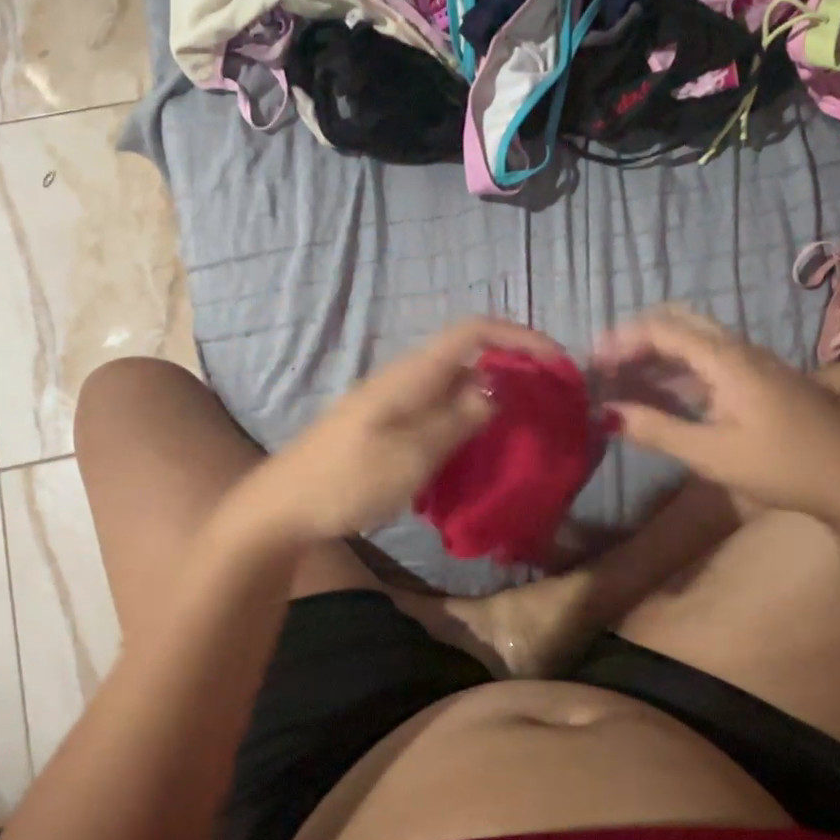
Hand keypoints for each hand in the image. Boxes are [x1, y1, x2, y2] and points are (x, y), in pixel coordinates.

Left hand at [216, 317, 564, 548]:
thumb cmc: (346, 479)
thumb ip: (456, 420)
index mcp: (411, 374)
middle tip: (550, 400)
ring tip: (527, 424)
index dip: (518, 335)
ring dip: (494, 395)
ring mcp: (395, 403)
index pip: (473, 331)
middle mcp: (406, 379)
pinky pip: (441, 410)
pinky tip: (484, 447)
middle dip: (513, 367)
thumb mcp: (410, 454)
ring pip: (457, 385)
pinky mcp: (389, 427)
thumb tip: (497, 390)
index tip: (557, 362)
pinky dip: (470, 419)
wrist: (283, 507)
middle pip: (469, 355)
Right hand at [593, 308, 839, 524]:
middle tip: (607, 362)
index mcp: (726, 359)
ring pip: (698, 341)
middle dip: (639, 337)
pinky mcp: (766, 381)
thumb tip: (606, 412)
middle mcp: (741, 349)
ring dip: (660, 353)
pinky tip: (668, 395)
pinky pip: (713, 360)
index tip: (592, 359)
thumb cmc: (784, 465)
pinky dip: (682, 369)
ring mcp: (757, 363)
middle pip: (681, 323)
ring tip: (626, 379)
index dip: (623, 338)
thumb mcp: (713, 453)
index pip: (664, 329)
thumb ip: (658, 430)